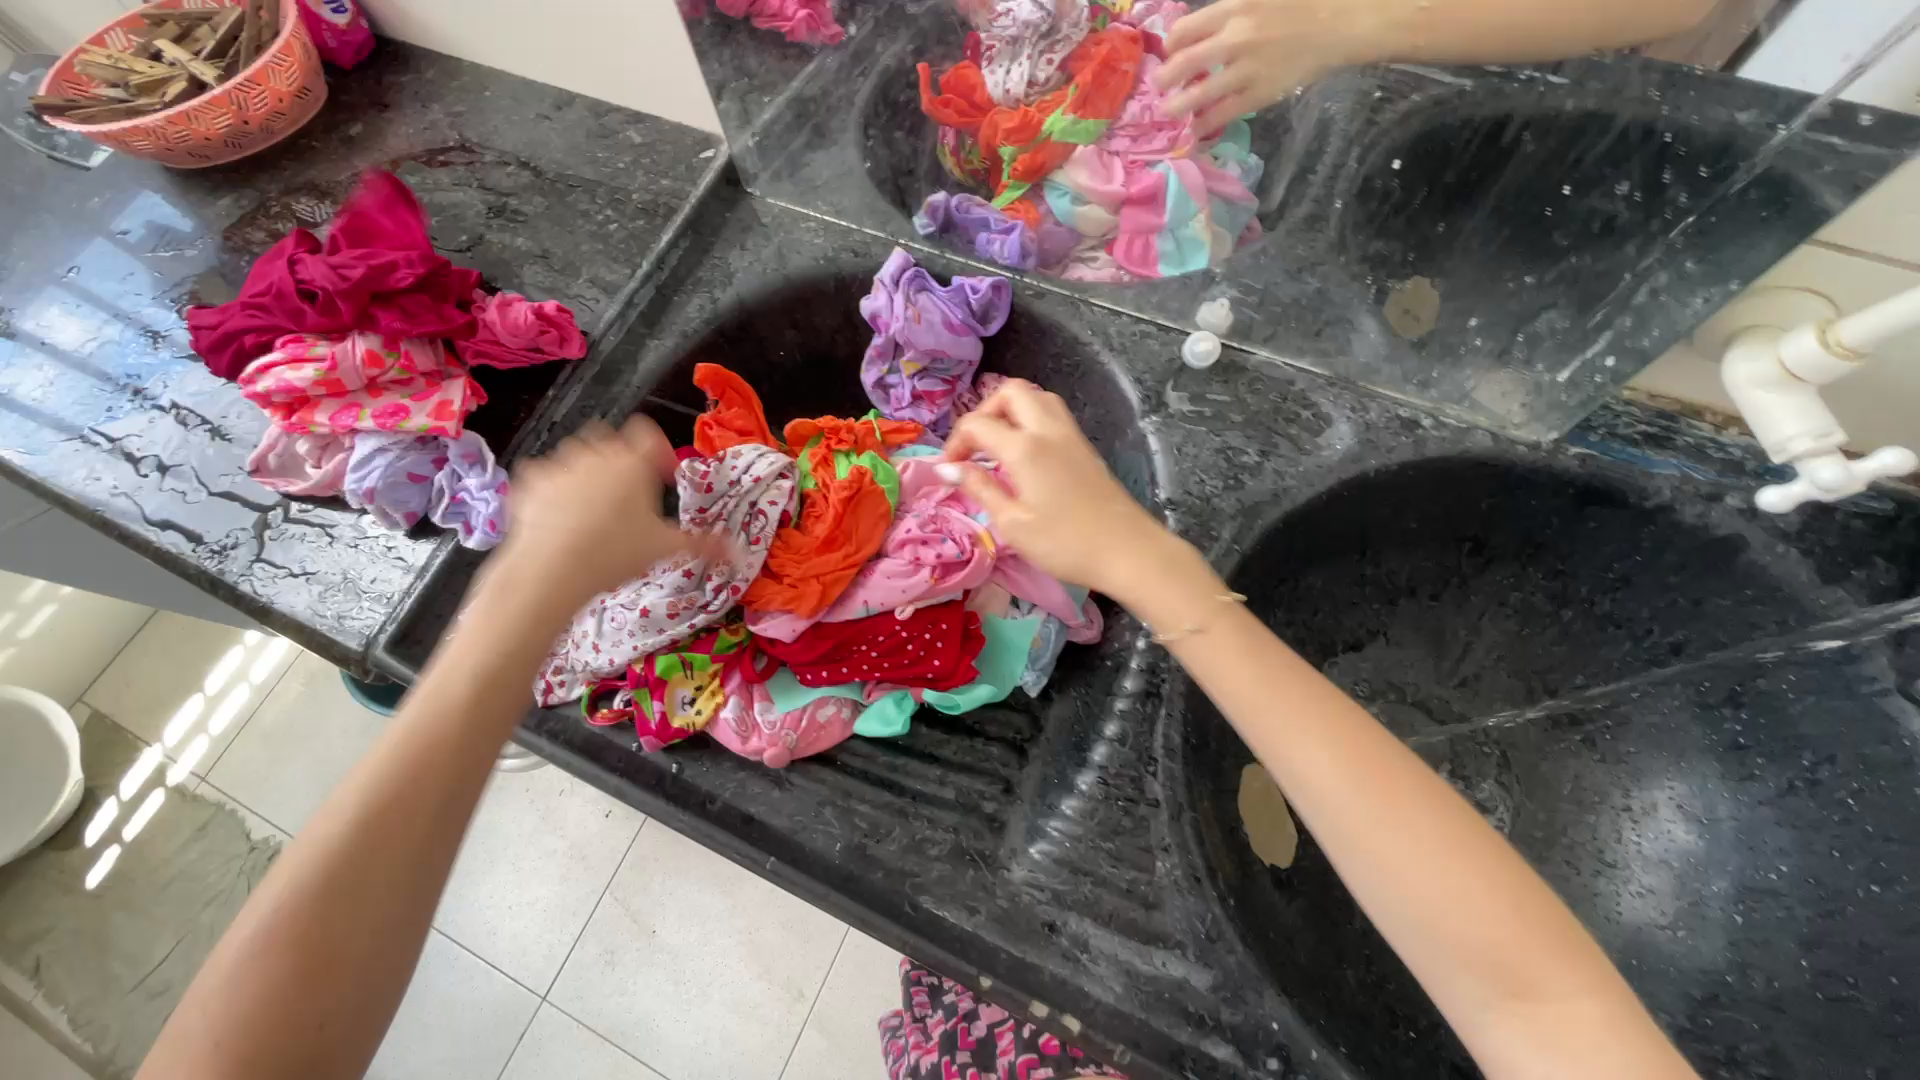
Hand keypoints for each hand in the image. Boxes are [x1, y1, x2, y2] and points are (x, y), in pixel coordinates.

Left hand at [489, 417, 705, 608]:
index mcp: (634, 460)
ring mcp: (559, 463)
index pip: (648, 433)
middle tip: (626, 495)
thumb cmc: (616, 552)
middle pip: (610, 439)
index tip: (661, 477)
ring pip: (575, 455)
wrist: (552, 569)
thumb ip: (704, 544)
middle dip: (618, 459)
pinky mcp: (528, 480)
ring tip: (591, 506)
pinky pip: (542, 474)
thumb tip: (737, 551)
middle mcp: (596, 452)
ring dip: (584, 471)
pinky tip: (556, 513)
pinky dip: (550, 487)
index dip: (658, 451)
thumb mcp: (667, 548)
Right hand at [939, 380, 1183, 599]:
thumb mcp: (1013, 523)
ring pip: (1036, 398)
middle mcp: (1048, 430)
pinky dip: (1030, 421)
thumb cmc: (1065, 544)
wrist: (1127, 551)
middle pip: (1010, 393)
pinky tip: (1024, 456)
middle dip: (984, 411)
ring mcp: (1070, 435)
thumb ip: (980, 489)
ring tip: (997, 446)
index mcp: (1025, 448)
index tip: (948, 470)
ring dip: (1010, 411)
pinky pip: (1052, 415)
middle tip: (974, 447)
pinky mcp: (1084, 447)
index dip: (955, 442)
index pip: (978, 424)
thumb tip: (950, 469)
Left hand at [1152, 0, 1362, 132]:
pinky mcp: (1260, 93)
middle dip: (1164, 78)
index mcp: (1235, 6)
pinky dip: (1204, 125)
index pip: (1184, 30)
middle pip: (1183, 64)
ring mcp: (1247, 69)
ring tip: (1168, 112)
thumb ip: (1232, 5)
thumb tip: (1203, 23)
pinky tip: (1195, 130)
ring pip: (1198, 94)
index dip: (1171, 45)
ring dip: (1177, 107)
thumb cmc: (1305, 2)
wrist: (1344, 21)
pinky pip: (1222, 114)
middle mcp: (1236, 37)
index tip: (1169, 53)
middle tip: (1159, 86)